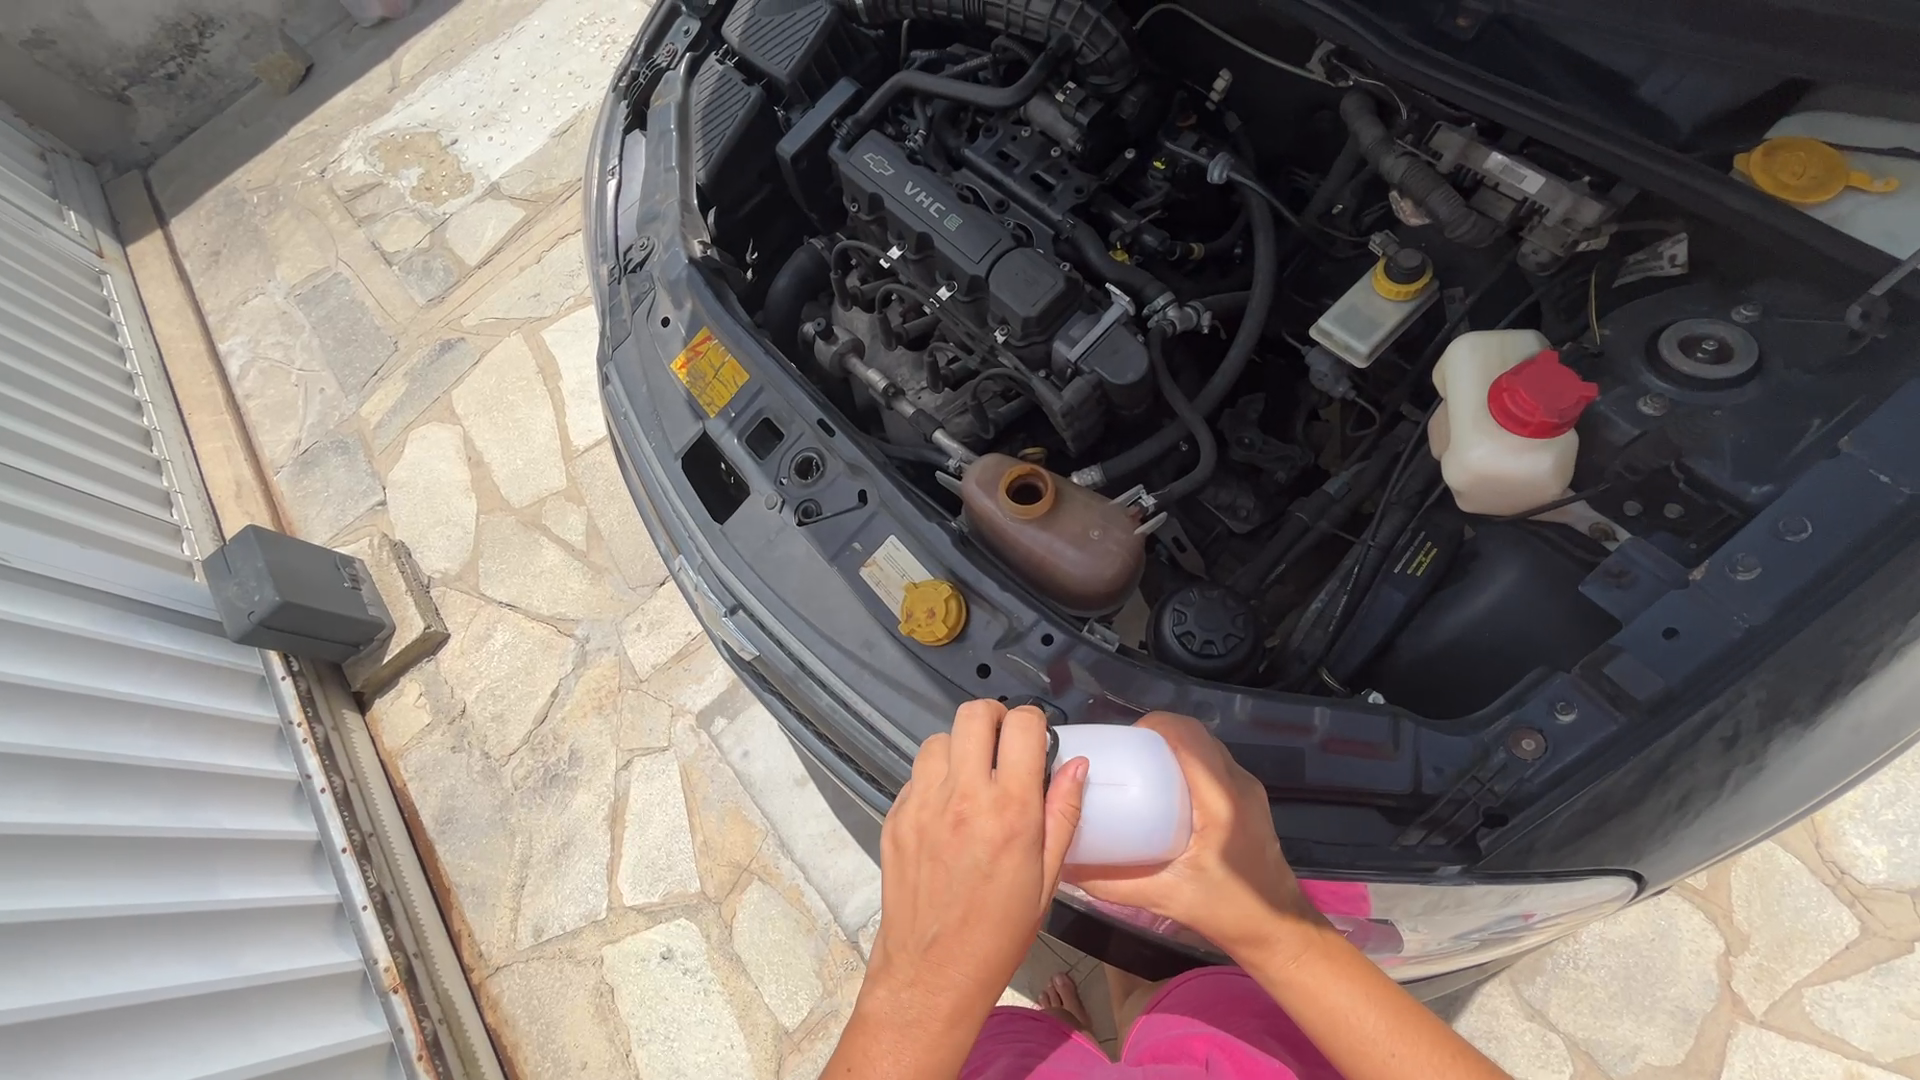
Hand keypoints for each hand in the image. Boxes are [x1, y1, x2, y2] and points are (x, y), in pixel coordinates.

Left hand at [866, 700, 1088, 1023]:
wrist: (931, 973)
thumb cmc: (1000, 931)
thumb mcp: (1047, 878)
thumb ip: (1063, 813)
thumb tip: (1077, 764)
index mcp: (1010, 809)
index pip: (1021, 725)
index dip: (1032, 722)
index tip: (1034, 740)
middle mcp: (963, 795)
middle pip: (973, 713)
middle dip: (994, 717)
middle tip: (1002, 742)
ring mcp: (922, 803)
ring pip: (938, 739)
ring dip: (959, 746)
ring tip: (971, 775)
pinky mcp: (895, 816)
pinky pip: (916, 774)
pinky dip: (934, 778)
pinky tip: (945, 807)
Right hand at [1065, 712, 1324, 960]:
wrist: (1279, 931)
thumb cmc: (1226, 911)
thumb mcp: (1164, 897)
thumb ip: (1112, 883)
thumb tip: (1066, 864)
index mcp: (1219, 800)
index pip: (1186, 737)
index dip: (1153, 727)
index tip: (1122, 742)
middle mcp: (1237, 784)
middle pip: (1196, 733)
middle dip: (1158, 732)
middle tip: (1126, 753)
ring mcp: (1248, 788)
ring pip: (1207, 744)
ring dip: (1175, 743)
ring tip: (1142, 765)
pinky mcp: (1250, 797)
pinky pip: (1215, 760)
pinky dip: (1189, 758)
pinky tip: (1167, 786)